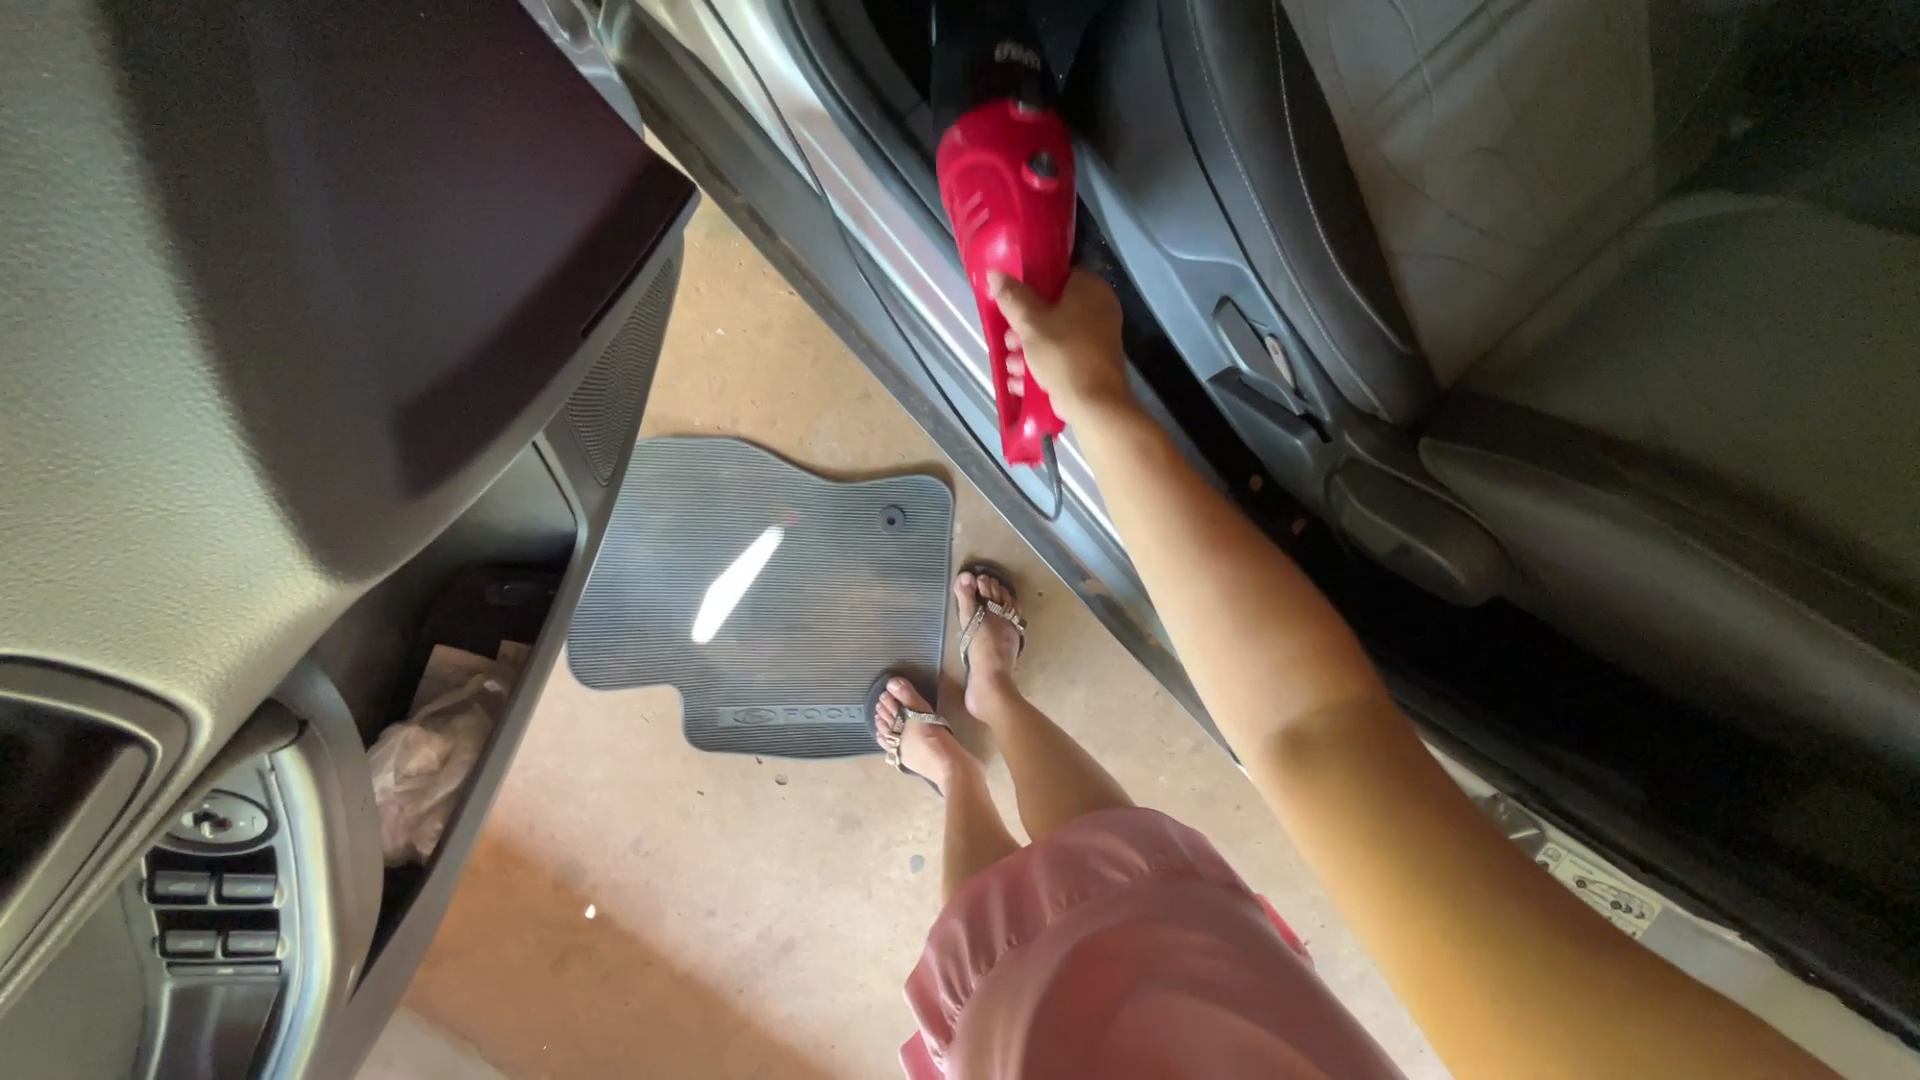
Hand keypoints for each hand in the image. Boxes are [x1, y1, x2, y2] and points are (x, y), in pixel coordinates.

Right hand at [989, 268, 1132, 423]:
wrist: (1093, 403)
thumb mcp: (1030, 323)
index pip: (1058, 277)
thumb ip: (1011, 297)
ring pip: (1053, 339)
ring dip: (1027, 354)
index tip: (1011, 305)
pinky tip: (1021, 384)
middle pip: (1051, 311)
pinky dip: (1041, 369)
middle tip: (1009, 344)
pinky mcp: (1090, 366)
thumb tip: (994, 272)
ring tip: (1013, 369)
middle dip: (1023, 331)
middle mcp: (1098, 310)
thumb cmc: (1063, 353)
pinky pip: (1061, 359)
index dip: (1031, 289)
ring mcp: (1096, 341)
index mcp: (1089, 289)